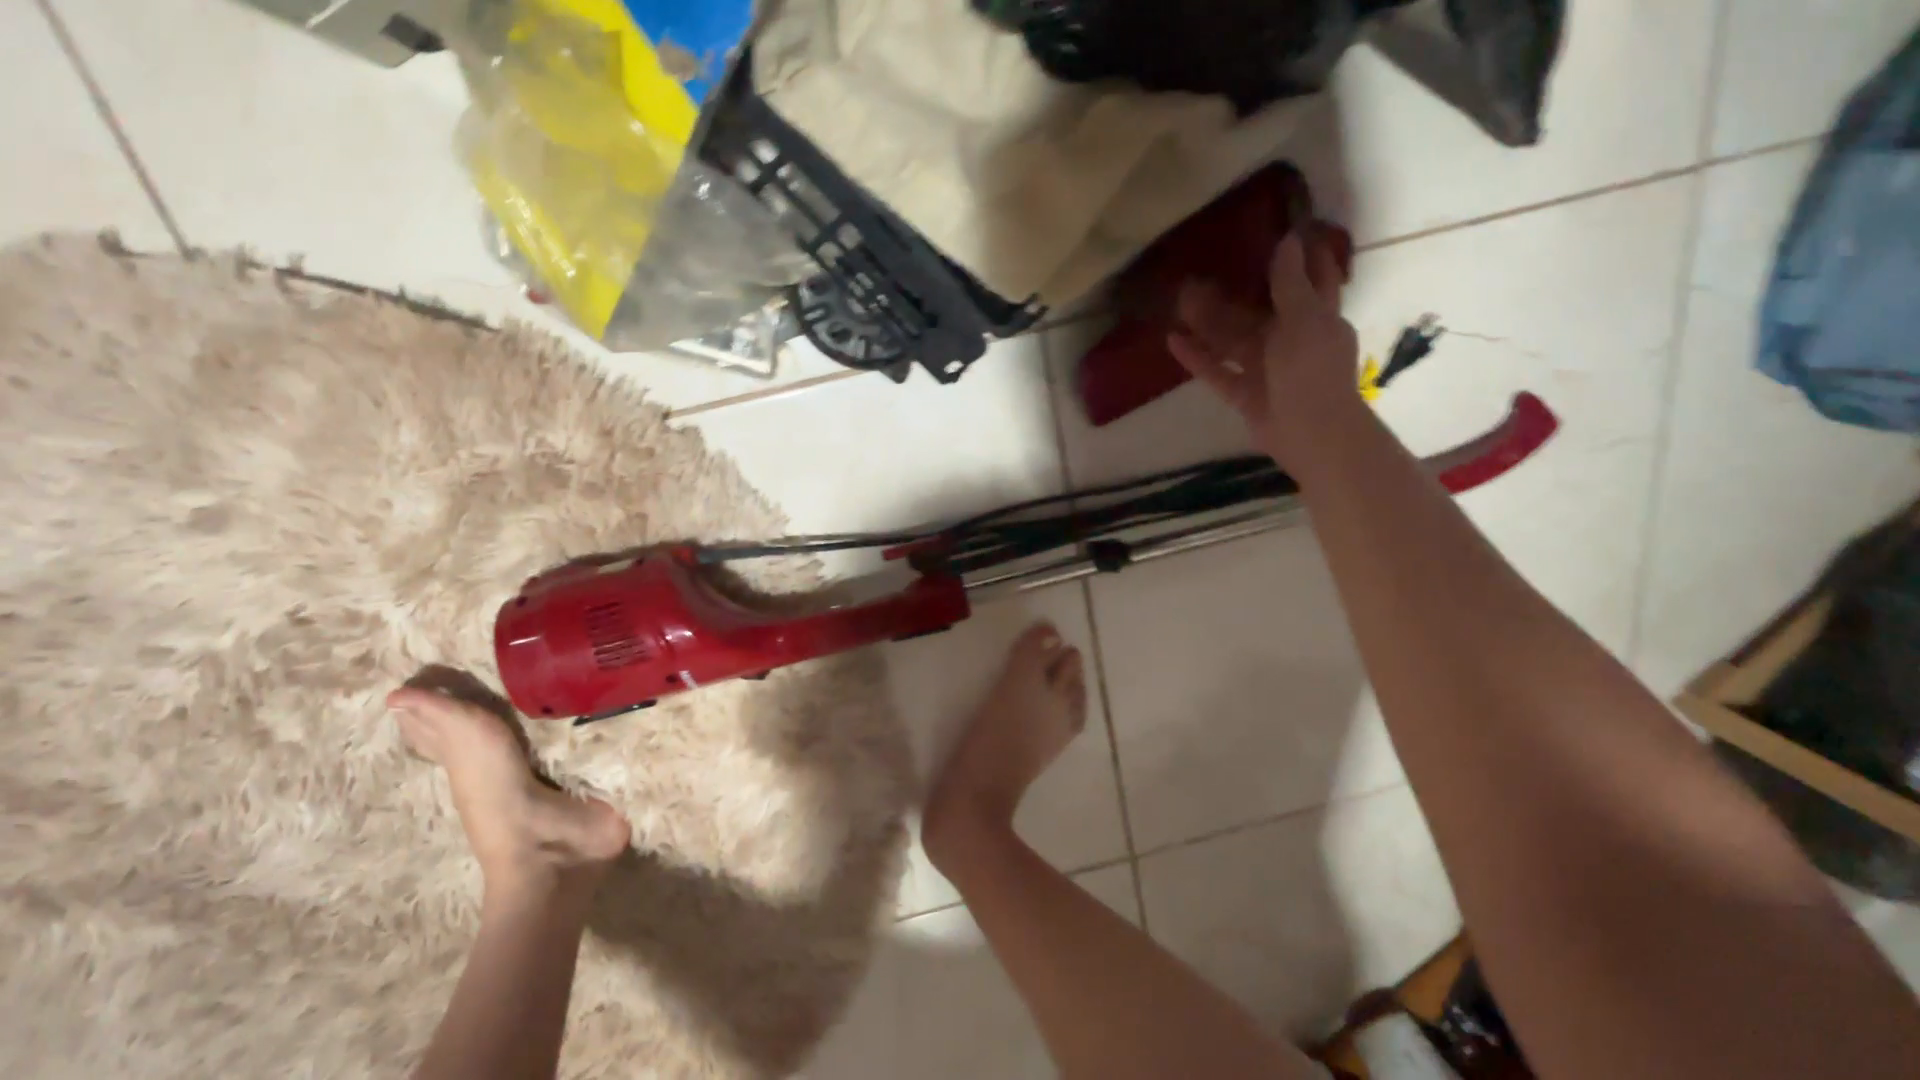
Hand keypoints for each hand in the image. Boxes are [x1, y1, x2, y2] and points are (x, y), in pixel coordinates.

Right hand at [1167, 228, 1362, 467]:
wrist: (1312, 432)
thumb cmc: (1313, 369)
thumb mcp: (1305, 319)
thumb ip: (1290, 282)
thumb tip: (1289, 240)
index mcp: (1318, 318)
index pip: (1315, 279)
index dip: (1306, 256)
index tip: (1287, 229)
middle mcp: (1293, 341)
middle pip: (1262, 310)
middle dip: (1236, 290)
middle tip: (1205, 266)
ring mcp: (1267, 369)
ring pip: (1234, 339)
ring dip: (1209, 321)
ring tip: (1179, 299)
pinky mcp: (1246, 395)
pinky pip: (1218, 372)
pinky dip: (1198, 358)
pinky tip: (1173, 340)